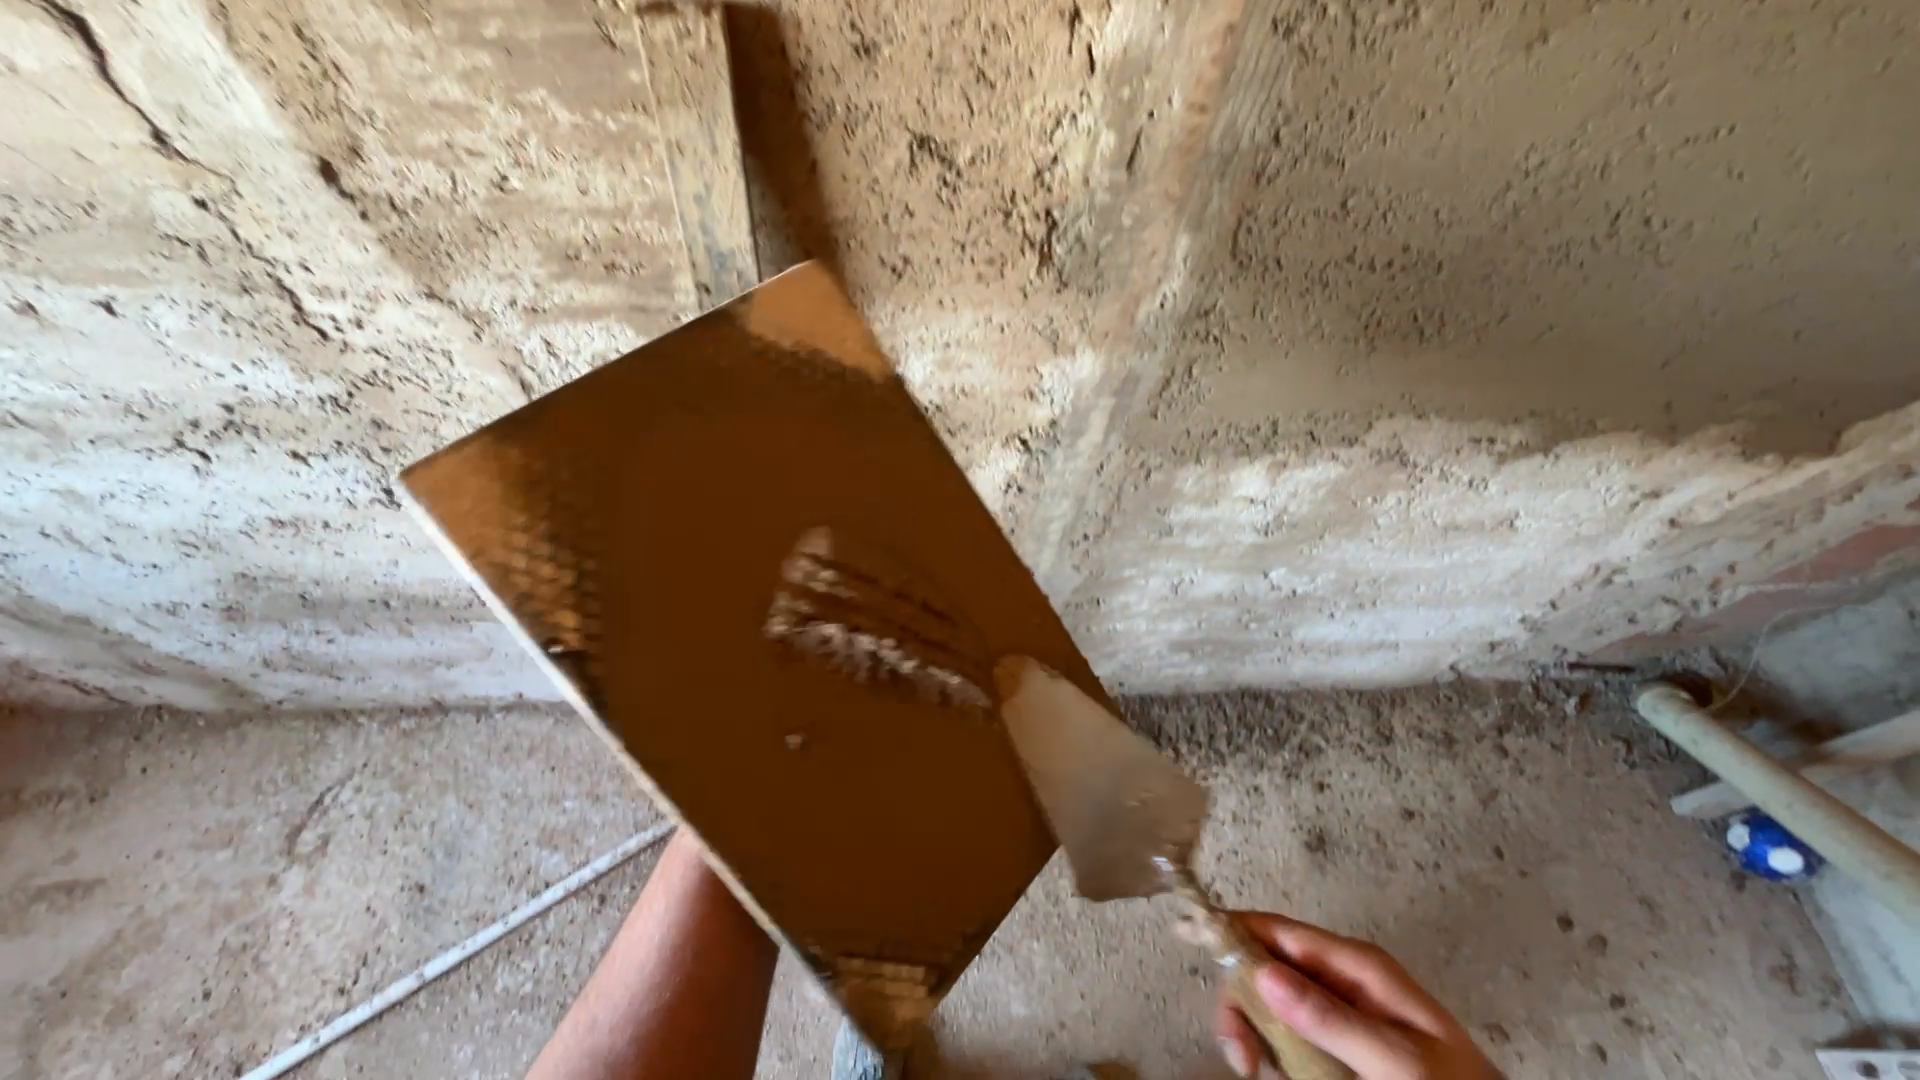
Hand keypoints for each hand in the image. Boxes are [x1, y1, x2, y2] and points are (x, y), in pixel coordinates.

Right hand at [1212, 913, 1498, 1079]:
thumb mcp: (1395, 1061)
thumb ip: (1331, 1018)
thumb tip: (1263, 972)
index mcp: (1354, 964)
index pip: (1275, 928)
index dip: (1228, 926)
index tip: (1184, 934)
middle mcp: (1338, 976)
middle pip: (1263, 966)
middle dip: (1240, 1001)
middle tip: (1240, 1059)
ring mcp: (1336, 1007)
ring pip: (1268, 1000)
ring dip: (1252, 1030)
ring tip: (1256, 1071)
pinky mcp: (1335, 1037)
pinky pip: (1286, 1030)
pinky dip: (1272, 1049)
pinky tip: (1277, 1073)